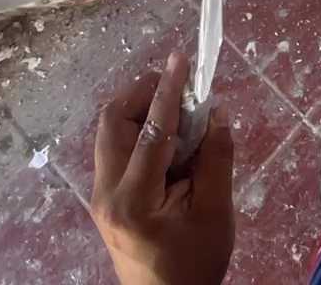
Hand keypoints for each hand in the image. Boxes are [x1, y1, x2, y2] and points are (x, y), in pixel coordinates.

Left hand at [90, 50, 235, 284]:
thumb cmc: (194, 263)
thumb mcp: (215, 211)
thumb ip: (217, 157)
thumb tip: (217, 111)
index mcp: (133, 200)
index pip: (152, 131)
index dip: (168, 90)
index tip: (181, 58)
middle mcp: (106, 193)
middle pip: (114, 122)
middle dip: (146, 94)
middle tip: (183, 88)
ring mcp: (102, 195)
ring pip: (114, 131)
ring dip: (146, 110)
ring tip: (184, 114)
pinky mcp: (109, 197)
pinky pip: (121, 146)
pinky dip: (145, 129)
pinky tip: (175, 139)